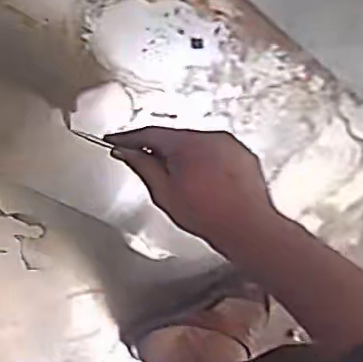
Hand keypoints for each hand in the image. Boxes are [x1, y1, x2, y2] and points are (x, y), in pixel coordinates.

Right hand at [106, 127, 284, 246]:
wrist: (248, 228)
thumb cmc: (209, 214)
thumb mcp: (162, 191)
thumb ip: (142, 166)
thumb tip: (126, 152)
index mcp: (188, 143)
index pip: (149, 133)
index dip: (127, 138)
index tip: (114, 140)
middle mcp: (212, 138)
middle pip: (172, 137)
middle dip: (153, 148)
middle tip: (137, 159)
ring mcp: (230, 145)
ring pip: (193, 143)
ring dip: (177, 155)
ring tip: (170, 177)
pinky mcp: (242, 155)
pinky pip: (212, 151)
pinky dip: (199, 160)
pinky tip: (194, 179)